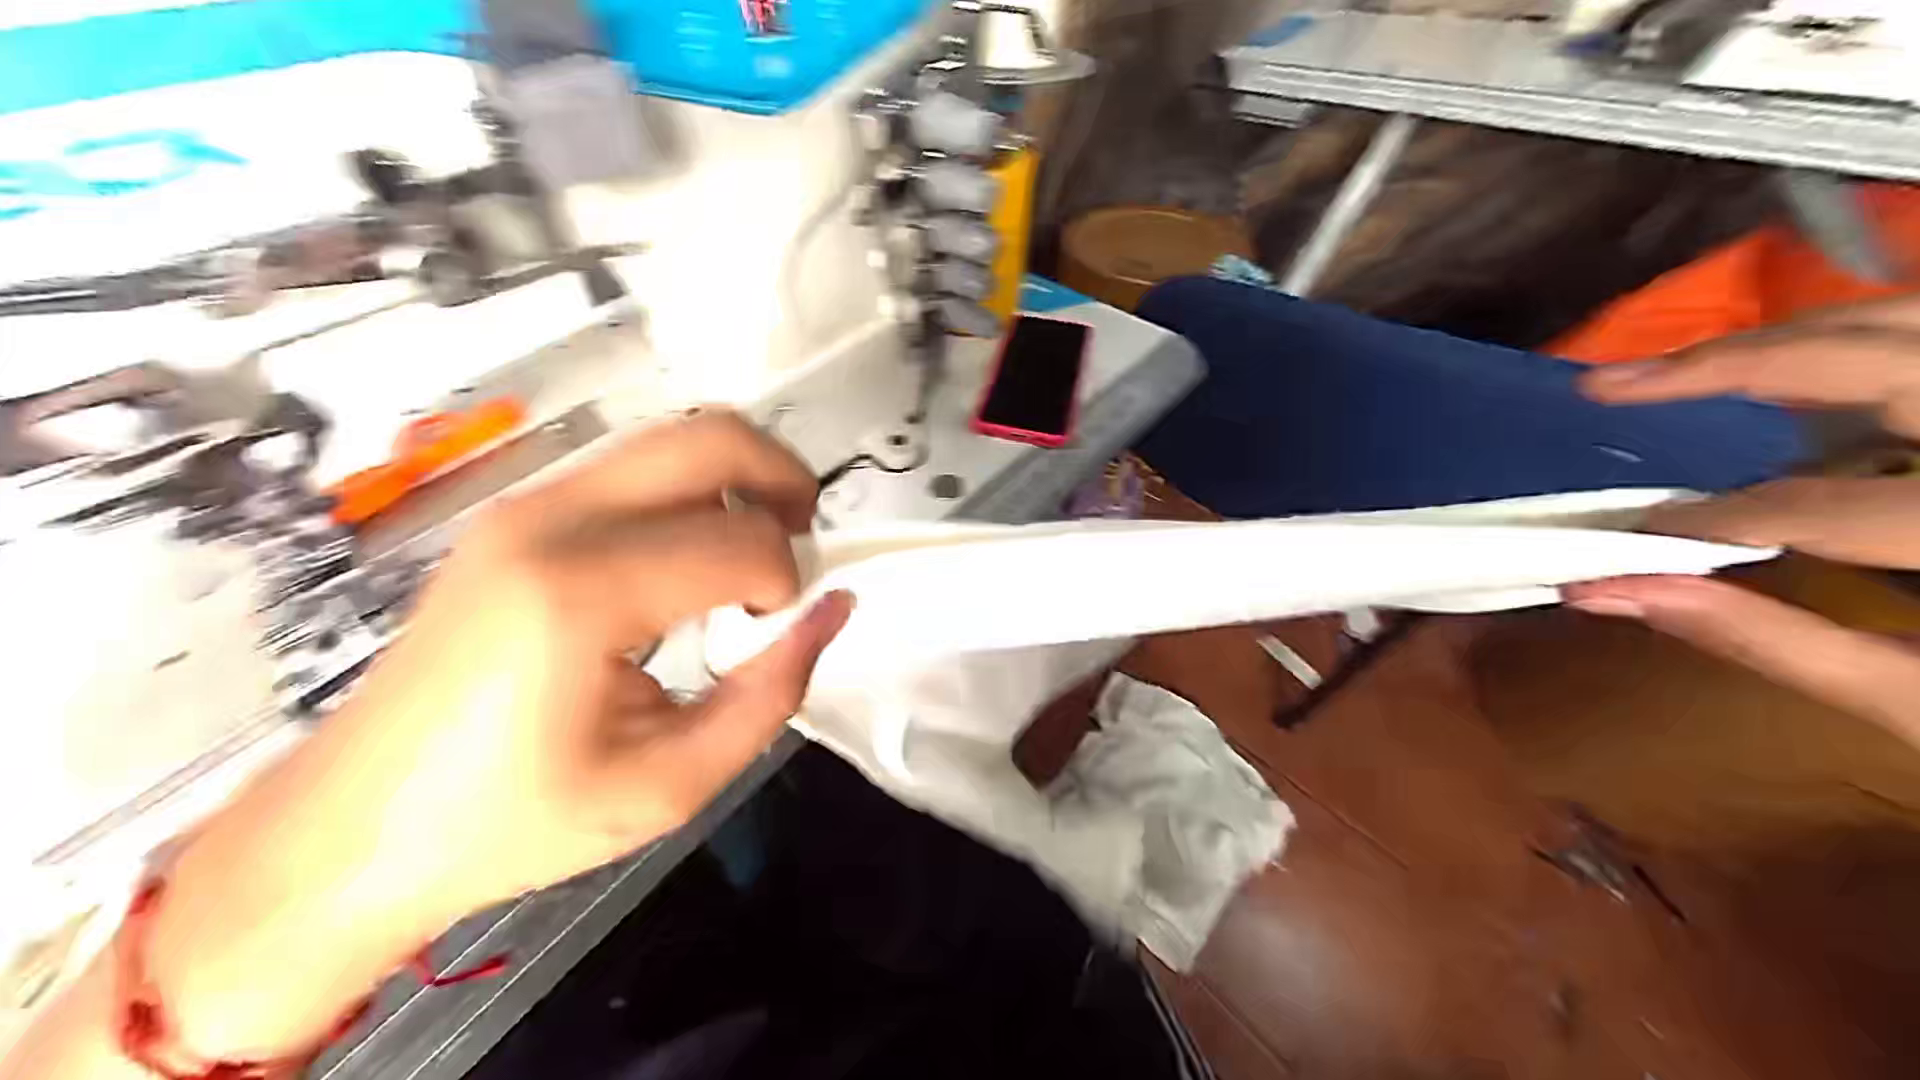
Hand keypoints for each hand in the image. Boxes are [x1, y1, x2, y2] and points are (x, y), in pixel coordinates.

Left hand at [141, 410, 851, 1059]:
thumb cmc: (514, 821)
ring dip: (742, 478)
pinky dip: (696, 490)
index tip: (781, 628)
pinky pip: (637, 465)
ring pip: (675, 437)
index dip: (789, 581)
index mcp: (579, 593)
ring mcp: (526, 503)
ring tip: (758, 548)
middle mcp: (550, 520)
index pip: (739, 542)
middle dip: (784, 479)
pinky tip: (696, 555)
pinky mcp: (518, 511)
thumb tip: (834, 607)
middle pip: (709, 438)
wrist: (354, 826)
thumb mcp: (673, 783)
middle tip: (805, 540)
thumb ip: (773, 692)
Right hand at [1567, 298, 1919, 735]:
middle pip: (1891, 360)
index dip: (1718, 518)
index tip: (1635, 535)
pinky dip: (1861, 345)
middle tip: (1609, 383)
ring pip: (1919, 323)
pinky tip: (1797, 375)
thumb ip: (1763, 638)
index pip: (1830, 509)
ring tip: (1679, 370)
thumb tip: (1602, 594)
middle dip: (1730, 365)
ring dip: (1793, 340)